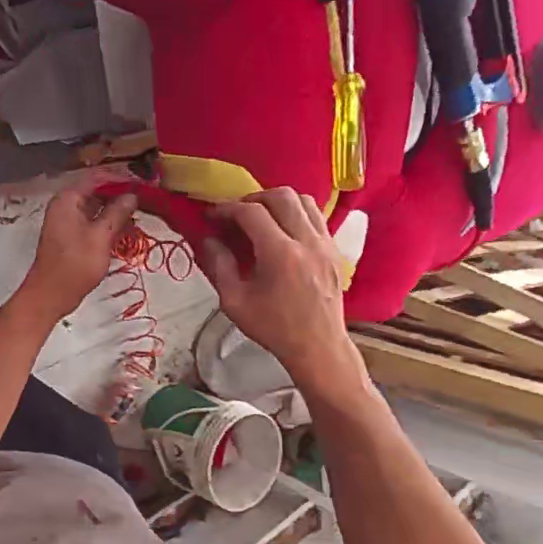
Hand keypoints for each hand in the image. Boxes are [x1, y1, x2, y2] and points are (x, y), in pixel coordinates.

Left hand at [16, 183, 137, 322]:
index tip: (144, 183)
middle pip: (97, 191)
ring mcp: (68, 221)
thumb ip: (117, 212)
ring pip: (96, 208)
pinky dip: (108, 224)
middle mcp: (66, 205)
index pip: (98, 177)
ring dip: (116, 211)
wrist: (52, 294)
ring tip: (140, 215)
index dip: (122, 179)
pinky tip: (126, 229)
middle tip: (146, 200)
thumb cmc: (75, 264)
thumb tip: (132, 195)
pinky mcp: (72, 236)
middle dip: (121, 195)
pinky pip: (93, 222)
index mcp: (68, 199)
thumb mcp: (101, 236)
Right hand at [195, 188, 364, 393]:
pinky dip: (297, 214)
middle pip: (281, 196)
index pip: (251, 212)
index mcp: (280, 254)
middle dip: (254, 198)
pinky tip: (284, 230)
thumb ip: (219, 266)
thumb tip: (209, 240)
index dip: (228, 208)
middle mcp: (306, 241)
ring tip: (262, 218)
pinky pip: (317, 216)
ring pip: (304, 200)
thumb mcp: (235, 302)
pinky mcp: (334, 250)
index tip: (213, 216)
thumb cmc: (273, 328)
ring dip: (279, 202)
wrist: (318, 347)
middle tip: (238, 214)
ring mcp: (325, 243)